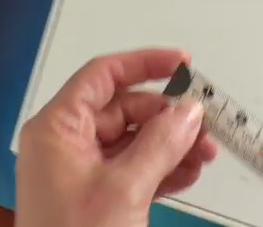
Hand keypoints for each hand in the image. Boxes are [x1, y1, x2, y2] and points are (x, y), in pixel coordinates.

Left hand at [16, 48, 220, 226]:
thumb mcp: (123, 190)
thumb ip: (159, 144)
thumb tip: (189, 110)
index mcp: (56, 127)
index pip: (103, 75)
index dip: (144, 64)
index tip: (182, 63)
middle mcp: (65, 143)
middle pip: (122, 109)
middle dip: (166, 115)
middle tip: (204, 121)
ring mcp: (79, 173)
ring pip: (132, 141)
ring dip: (170, 143)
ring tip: (206, 151)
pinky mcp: (94, 200)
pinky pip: (132, 169)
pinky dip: (161, 168)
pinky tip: (189, 171)